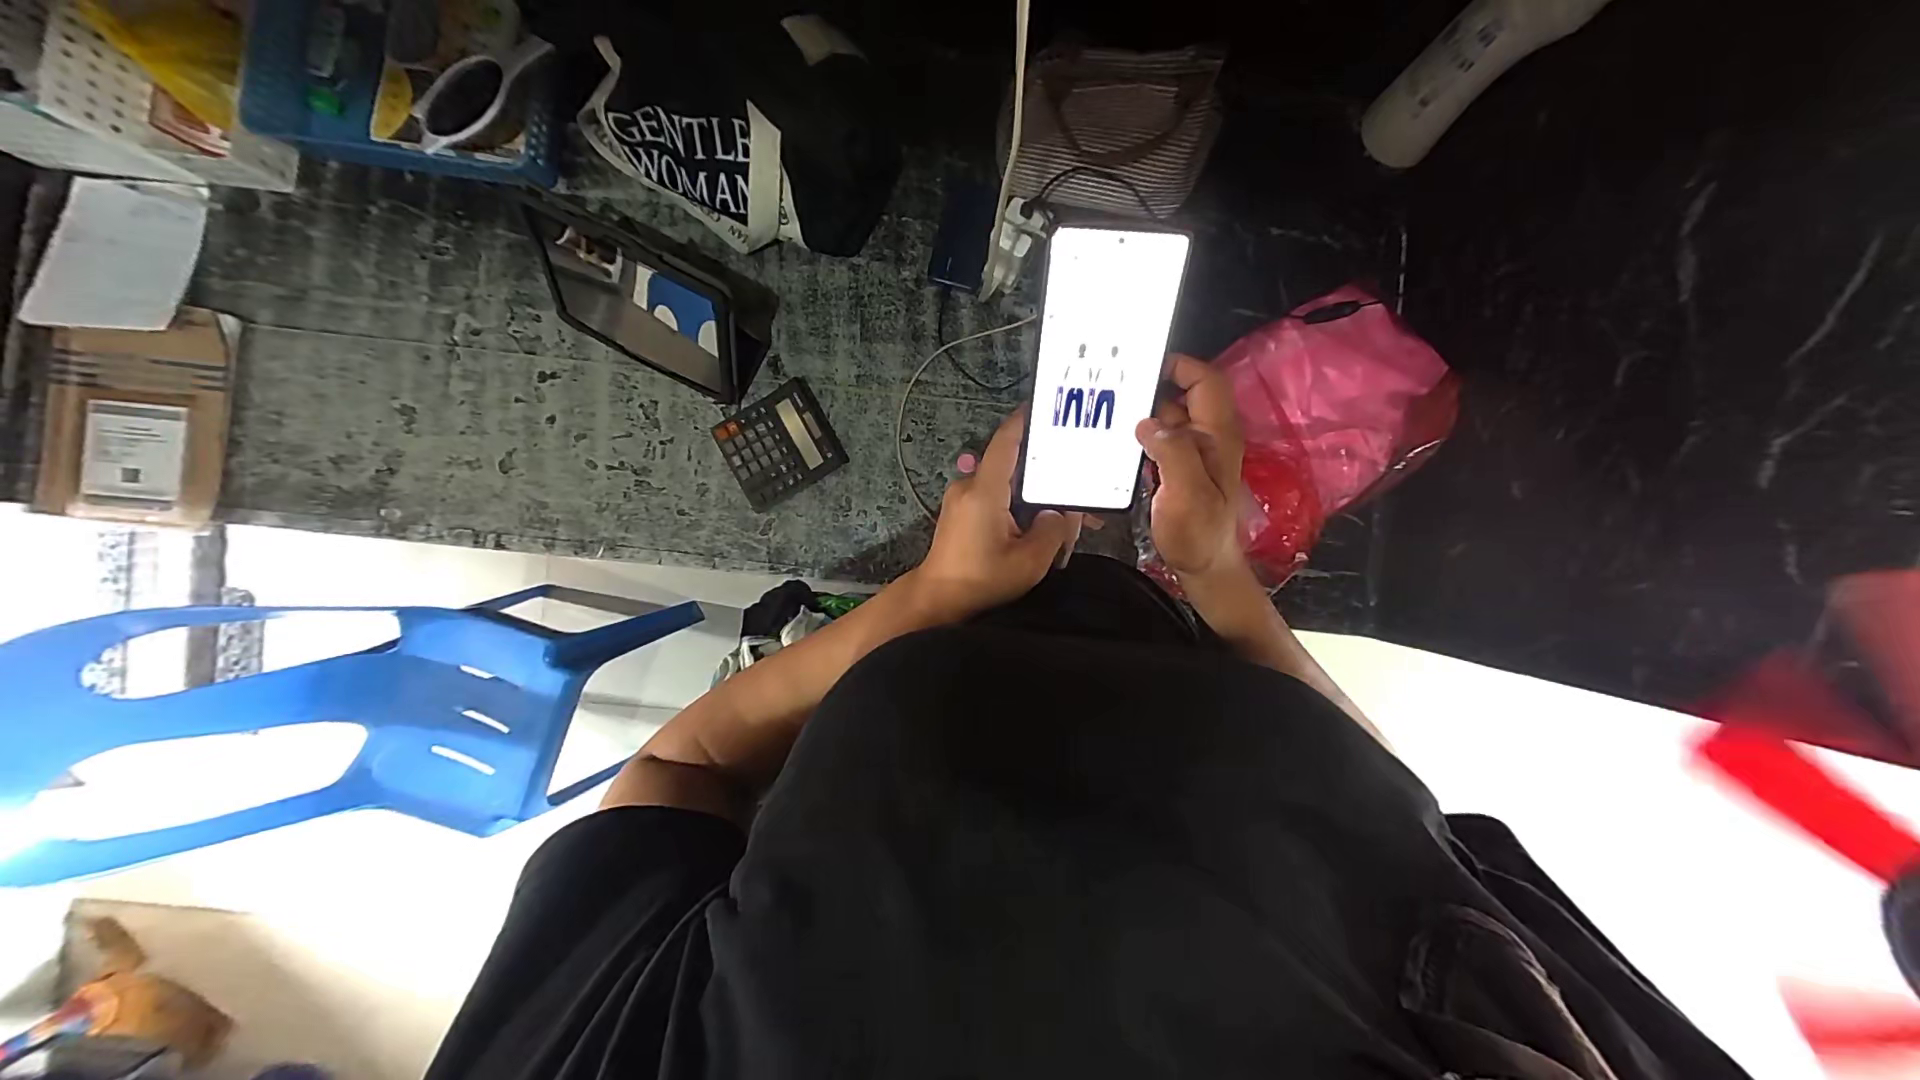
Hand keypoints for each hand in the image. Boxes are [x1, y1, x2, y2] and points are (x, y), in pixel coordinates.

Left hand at [904, 407, 1081, 621]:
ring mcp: (963, 498)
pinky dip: (1018, 506)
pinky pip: (996, 497)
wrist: (939, 600)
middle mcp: (970, 486)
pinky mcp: (962, 512)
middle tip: (1078, 485)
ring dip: (1034, 496)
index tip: (1050, 407)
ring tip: (1063, 516)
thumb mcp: (1030, 560)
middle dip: (1047, 474)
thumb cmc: (982, 580)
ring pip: (1007, 484)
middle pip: (1014, 464)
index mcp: (985, 490)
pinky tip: (1039, 524)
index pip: (1007, 440)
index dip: (1028, 420)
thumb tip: (1060, 513)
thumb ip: (1053, 529)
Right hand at [1136, 353, 1245, 581]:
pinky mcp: (1178, 468)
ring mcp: (1193, 453)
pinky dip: (1140, 436)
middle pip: (1183, 396)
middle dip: (1152, 388)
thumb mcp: (1187, 492)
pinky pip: (1159, 440)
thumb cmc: (1198, 532)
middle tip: (1116, 391)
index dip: (1180, 365)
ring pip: (1168, 418)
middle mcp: (1207, 438)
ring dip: (1143, 413)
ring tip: (1109, 414)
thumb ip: (1172, 451)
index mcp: (1216, 436)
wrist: (1203, 566)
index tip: (1145, 364)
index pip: (1205, 381)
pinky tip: (1118, 443)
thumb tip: (1148, 422)